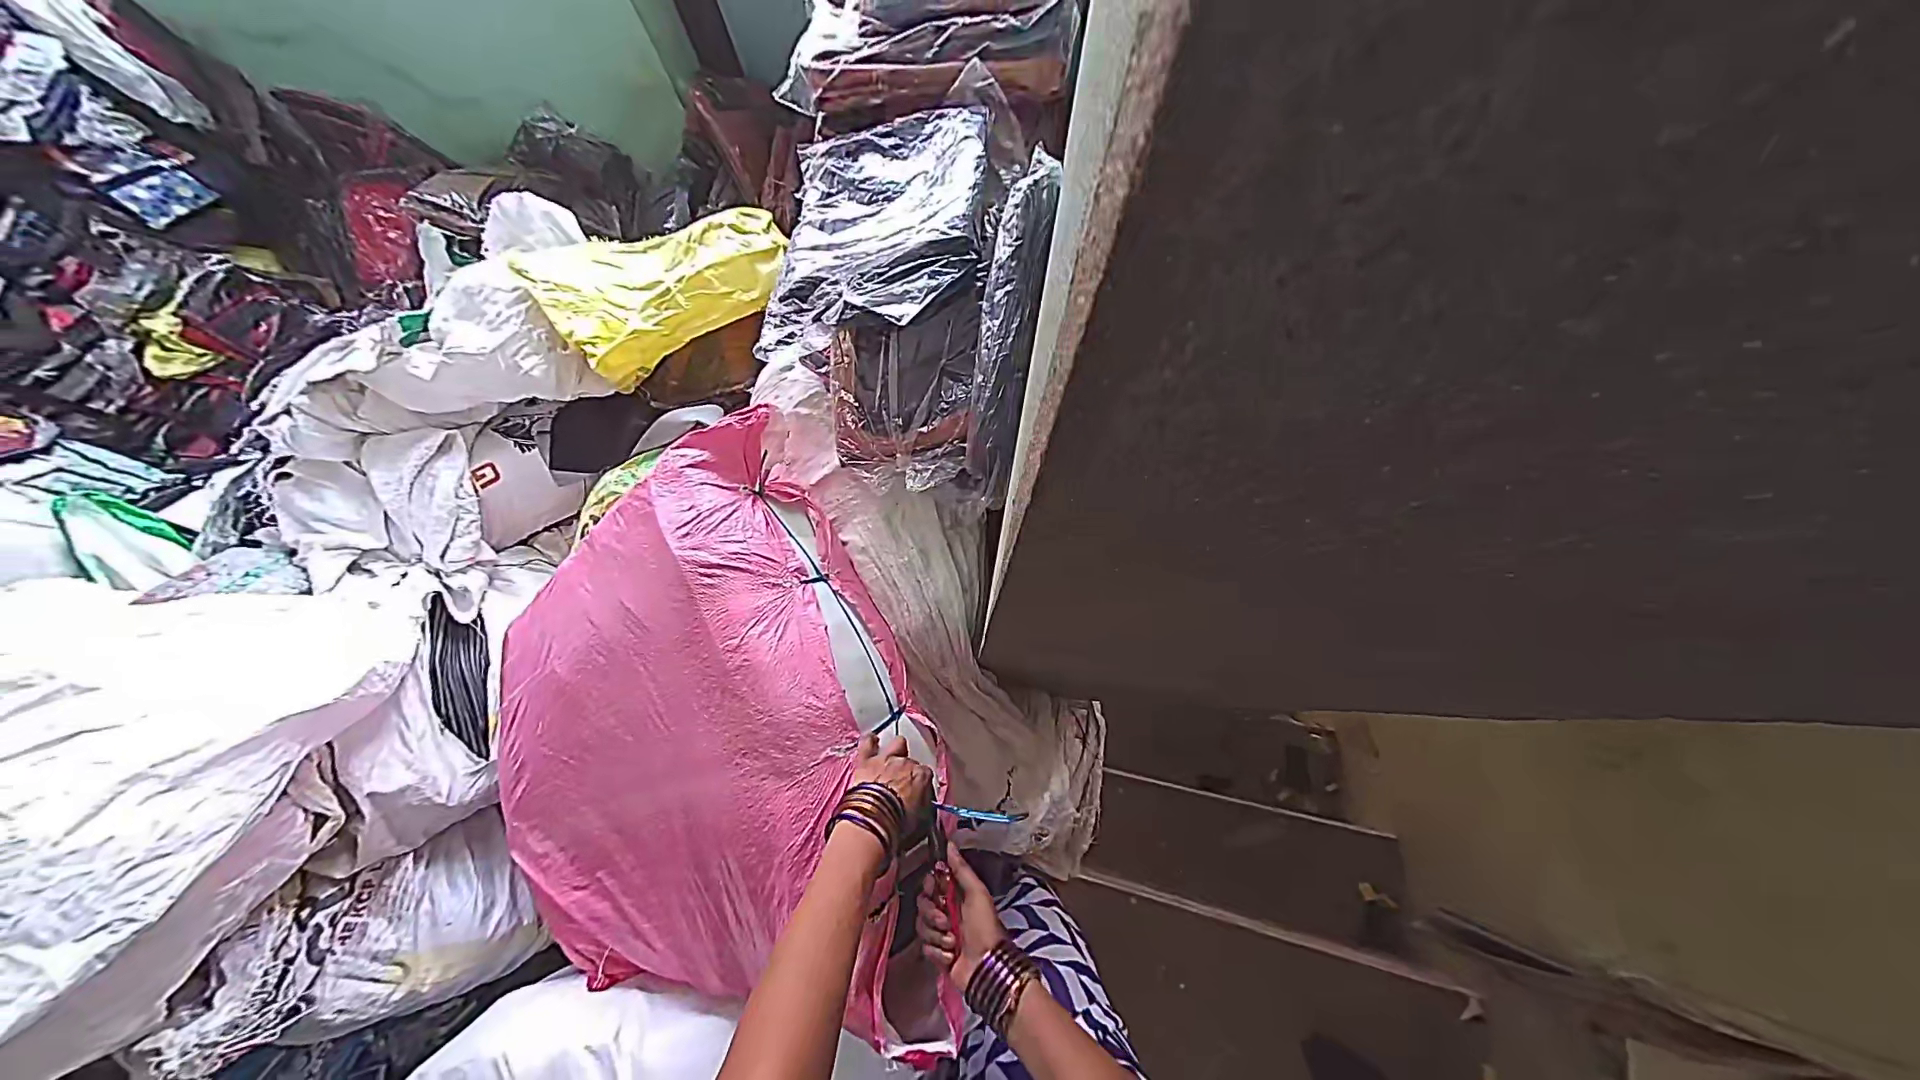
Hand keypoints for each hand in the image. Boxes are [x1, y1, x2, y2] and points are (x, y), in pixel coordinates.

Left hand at [849, 733, 932, 821]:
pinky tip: (872, 740)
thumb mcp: (921, 821)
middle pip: (910, 762)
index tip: (917, 795)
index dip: (921, 785)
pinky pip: (868, 743)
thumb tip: (924, 808)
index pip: (926, 776)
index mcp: (922, 776)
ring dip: (896, 750)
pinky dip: (870, 741)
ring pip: (897, 743)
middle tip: (901, 785)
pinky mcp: (867, 760)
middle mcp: (906, 763)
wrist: (873, 818)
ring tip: (892, 757)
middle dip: (907, 771)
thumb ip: (924, 808)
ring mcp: (886, 759)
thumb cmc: (898, 822)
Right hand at [916, 842, 1005, 992]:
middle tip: (945, 920)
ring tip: (952, 941)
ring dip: (936, 934)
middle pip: (922, 904)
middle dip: (931, 913)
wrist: (987, 967)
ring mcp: (941, 933)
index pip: (931, 884)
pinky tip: (951, 956)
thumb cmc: (984, 927)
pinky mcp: (937, 954)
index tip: (934, 890)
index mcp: (956, 895)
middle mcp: (946, 912)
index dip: (929, 886)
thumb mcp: (977, 893)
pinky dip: (938, 953)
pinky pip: (925, 947)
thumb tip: (949, 844)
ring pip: (922, 926)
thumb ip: (961, 869)